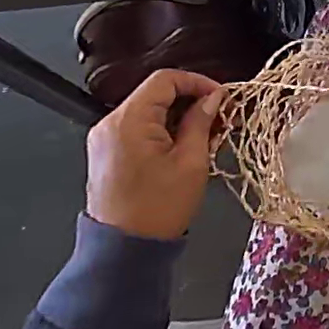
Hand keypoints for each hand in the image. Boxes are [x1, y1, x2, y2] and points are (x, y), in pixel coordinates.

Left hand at [85, 69, 224, 240]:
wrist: (124, 248)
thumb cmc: (160, 206)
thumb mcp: (191, 161)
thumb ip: (201, 121)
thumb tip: (214, 97)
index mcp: (129, 121)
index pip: (165, 80)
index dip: (198, 82)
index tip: (223, 97)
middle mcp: (111, 123)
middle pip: (157, 93)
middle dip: (192, 100)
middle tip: (222, 117)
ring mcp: (106, 137)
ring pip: (151, 110)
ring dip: (181, 116)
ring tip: (210, 134)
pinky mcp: (108, 152)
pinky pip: (141, 127)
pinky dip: (166, 129)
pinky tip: (188, 145)